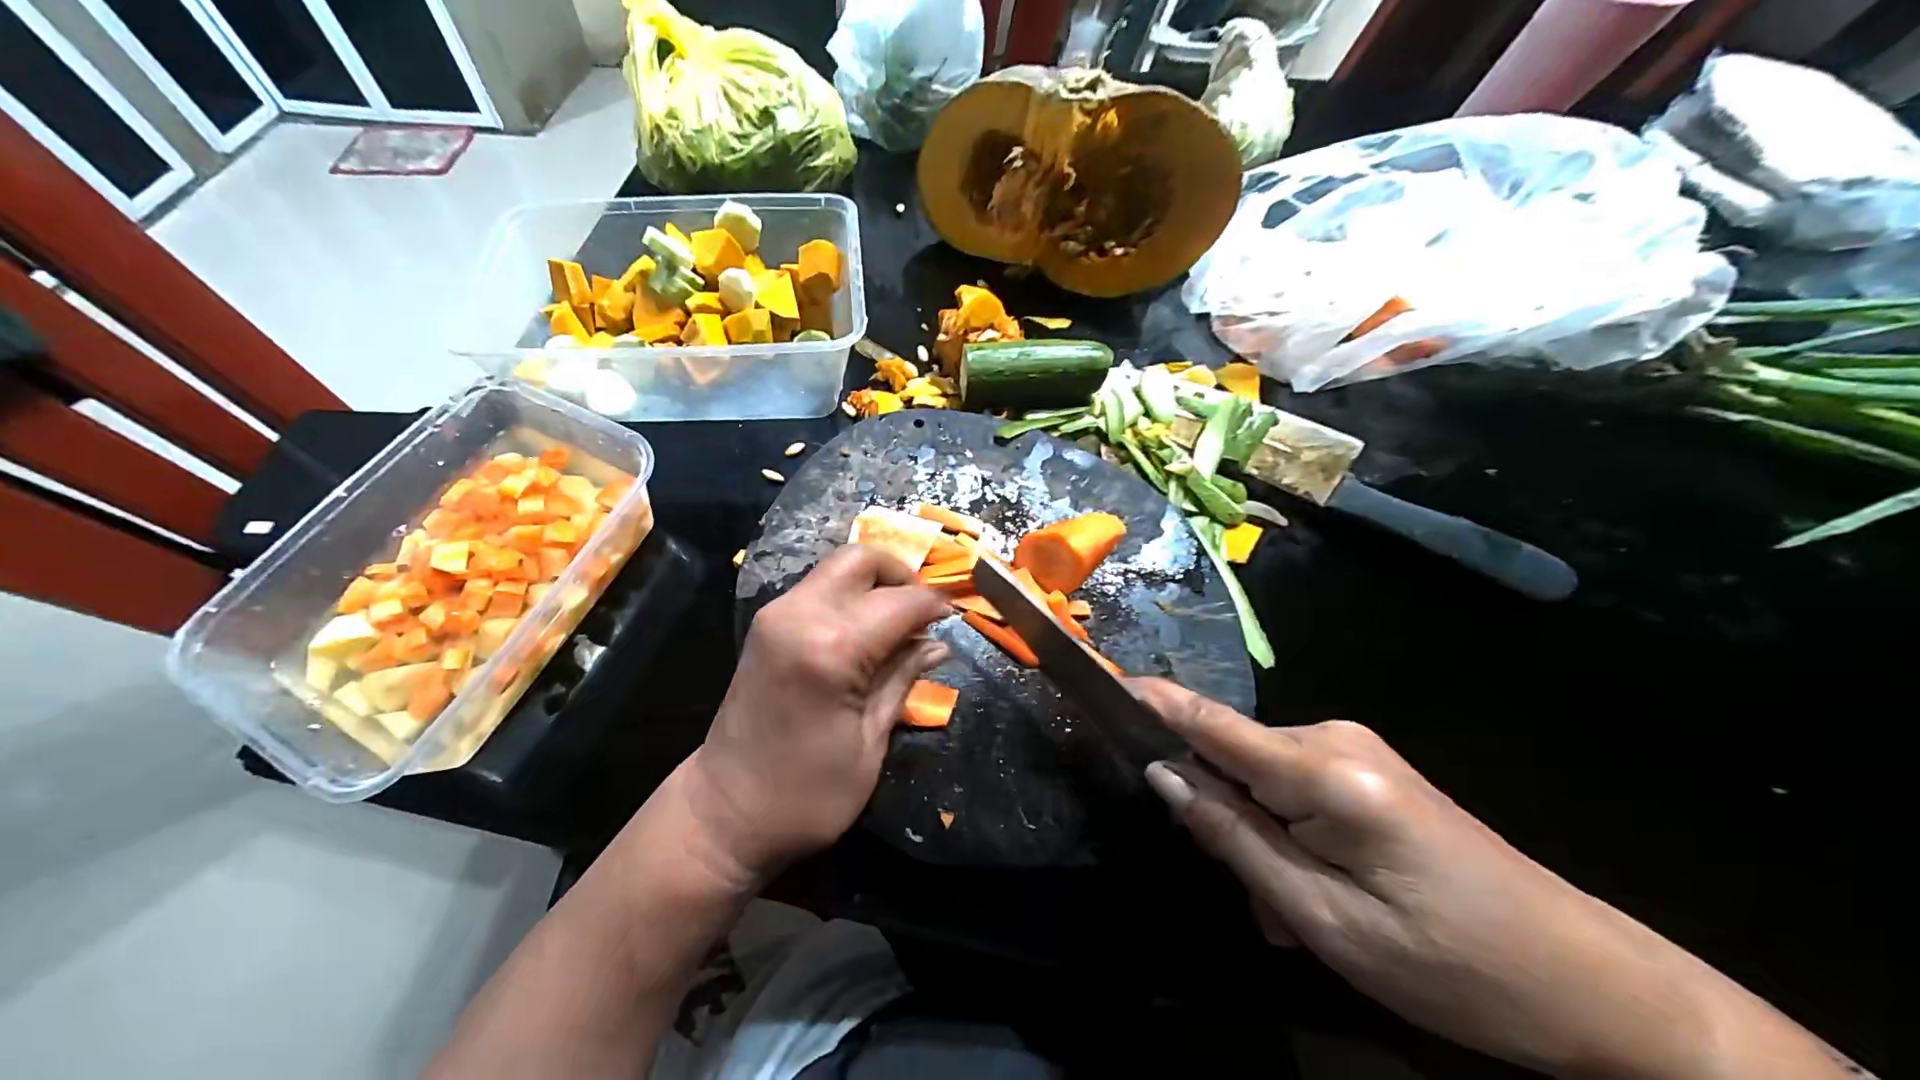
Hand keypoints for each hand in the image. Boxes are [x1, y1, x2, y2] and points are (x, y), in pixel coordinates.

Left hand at [685, 545, 948, 883]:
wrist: (725, 812)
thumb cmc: (807, 795)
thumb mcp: (870, 743)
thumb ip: (902, 680)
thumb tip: (937, 644)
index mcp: (832, 648)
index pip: (902, 601)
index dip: (936, 607)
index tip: (955, 620)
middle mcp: (800, 615)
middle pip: (863, 559)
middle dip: (902, 576)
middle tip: (923, 615)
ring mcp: (777, 615)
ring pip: (839, 566)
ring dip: (875, 584)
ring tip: (899, 626)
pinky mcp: (766, 625)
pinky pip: (819, 588)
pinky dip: (850, 595)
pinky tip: (867, 633)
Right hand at [1132, 680, 1850, 1079]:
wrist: (1591, 983)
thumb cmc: (1451, 961)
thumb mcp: (1322, 917)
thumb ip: (1232, 837)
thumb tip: (1164, 776)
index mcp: (1322, 770)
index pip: (1208, 721)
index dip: (1148, 700)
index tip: (1095, 678)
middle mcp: (1334, 739)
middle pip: (1228, 756)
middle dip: (1216, 816)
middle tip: (1253, 900)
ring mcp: (1355, 751)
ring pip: (1258, 779)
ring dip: (1255, 838)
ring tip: (1294, 916)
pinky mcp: (1367, 771)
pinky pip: (1293, 788)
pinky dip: (1283, 834)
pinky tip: (1316, 894)